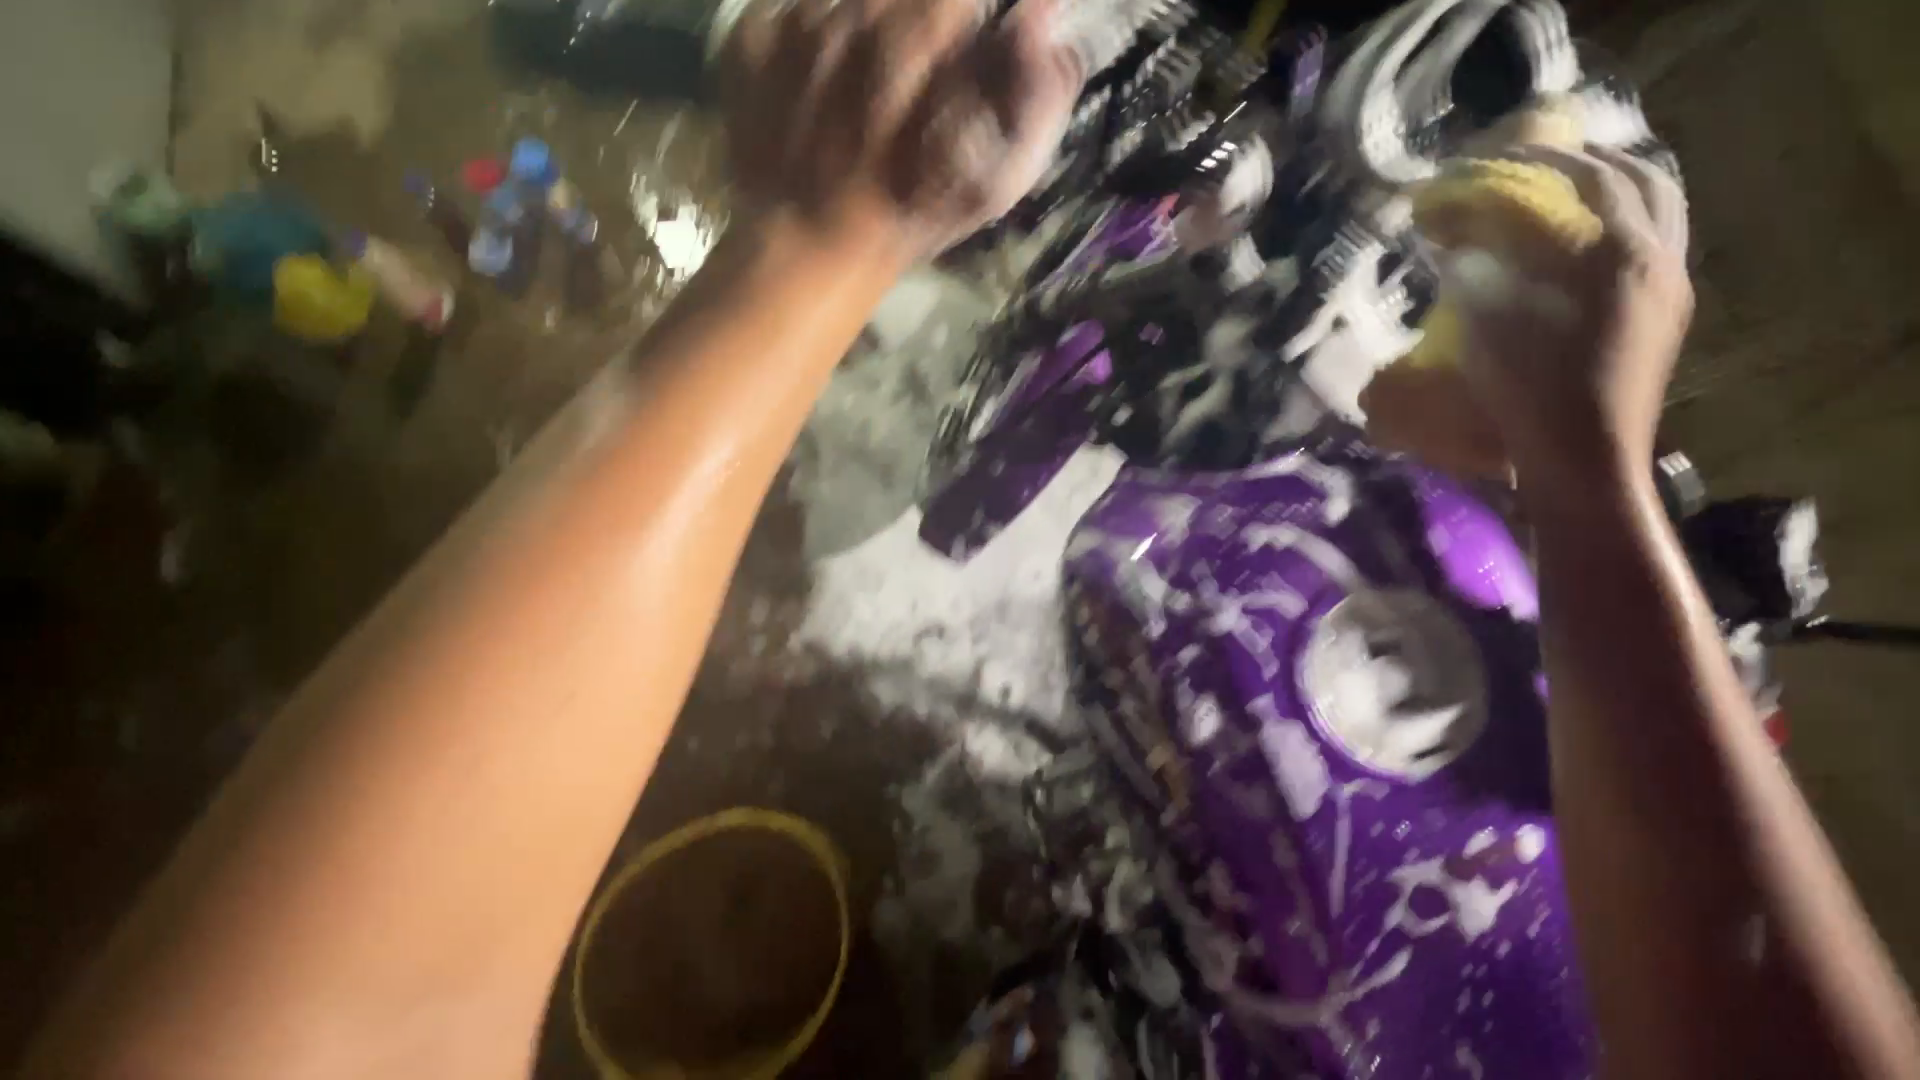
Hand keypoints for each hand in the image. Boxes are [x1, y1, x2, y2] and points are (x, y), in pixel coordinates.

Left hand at [719, 0, 1083, 261]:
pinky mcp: (751, 37)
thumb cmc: (910, 222)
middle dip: (906, 29)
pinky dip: (801, 47)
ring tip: (849, 97)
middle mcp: (862, 12)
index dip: (961, 28)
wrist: (807, 255)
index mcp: (927, 36)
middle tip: (898, 89)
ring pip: (841, 1)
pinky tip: (809, 98)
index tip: (956, 60)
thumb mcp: (994, 180)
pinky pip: (786, 14)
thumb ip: (1034, 96)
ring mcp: (797, 20)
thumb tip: (1043, 17)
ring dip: (854, 34)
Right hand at [1443, 144, 1692, 490]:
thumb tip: (1460, 248)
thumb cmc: (1531, 396)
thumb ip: (1478, 277)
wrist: (1584, 462)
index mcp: (1620, 257)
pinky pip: (1655, 248)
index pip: (1591, 180)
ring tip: (1571, 198)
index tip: (1502, 156)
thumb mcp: (1489, 329)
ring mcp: (1670, 292)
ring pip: (1661, 213)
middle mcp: (1659, 262)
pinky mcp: (1665, 319)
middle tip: (1549, 162)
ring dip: (1619, 193)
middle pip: (1646, 182)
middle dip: (1597, 163)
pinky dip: (1623, 230)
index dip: (1545, 160)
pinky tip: (1582, 250)